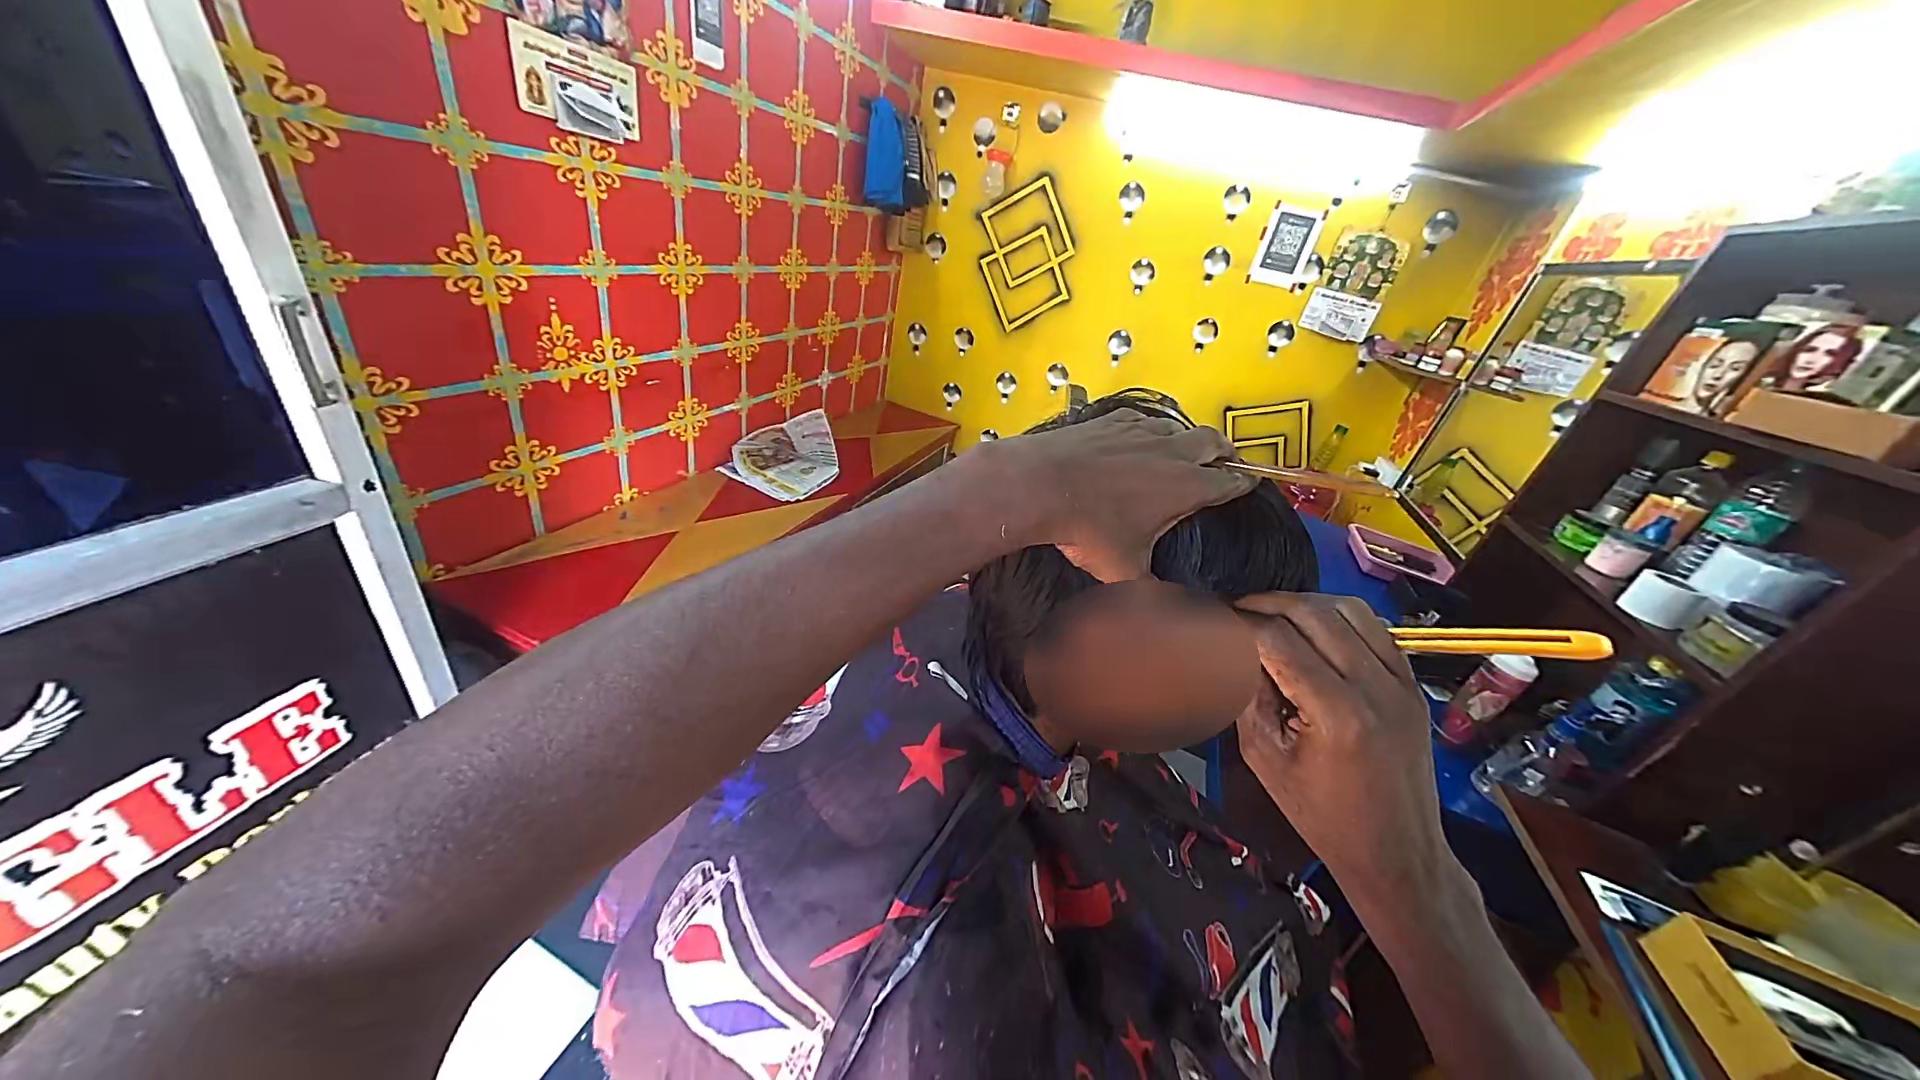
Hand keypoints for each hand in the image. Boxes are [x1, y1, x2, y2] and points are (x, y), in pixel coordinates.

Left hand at [974, 408, 1255, 581]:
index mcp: (1185, 485)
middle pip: (1214, 442)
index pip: (1231, 481)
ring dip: (1188, 436)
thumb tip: (1155, 611)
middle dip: (1225, 452)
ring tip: (1185, 449)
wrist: (1042, 485)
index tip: (1248, 484)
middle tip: (1225, 460)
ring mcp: (1141, 430)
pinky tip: (1138, 436)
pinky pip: (1142, 418)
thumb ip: (1146, 587)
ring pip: (1179, 425)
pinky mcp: (1112, 420)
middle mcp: (1171, 451)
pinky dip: (1149, 427)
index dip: (1244, 483)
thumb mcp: (1121, 569)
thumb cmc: (1086, 528)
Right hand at [1232, 594, 1457, 897]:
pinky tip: (1312, 629)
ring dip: (1303, 603)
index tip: (1215, 622)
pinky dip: (1337, 617)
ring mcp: (1401, 683)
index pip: (1278, 639)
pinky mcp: (1412, 684)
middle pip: (1313, 613)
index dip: (1239, 623)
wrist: (1397, 852)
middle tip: (1236, 612)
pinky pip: (1375, 627)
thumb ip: (1246, 695)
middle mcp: (1376, 688)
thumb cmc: (1322, 815)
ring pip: (1349, 609)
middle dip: (1266, 604)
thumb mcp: (1264, 757)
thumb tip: (1230, 649)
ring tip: (1272, 615)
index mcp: (1336, 714)